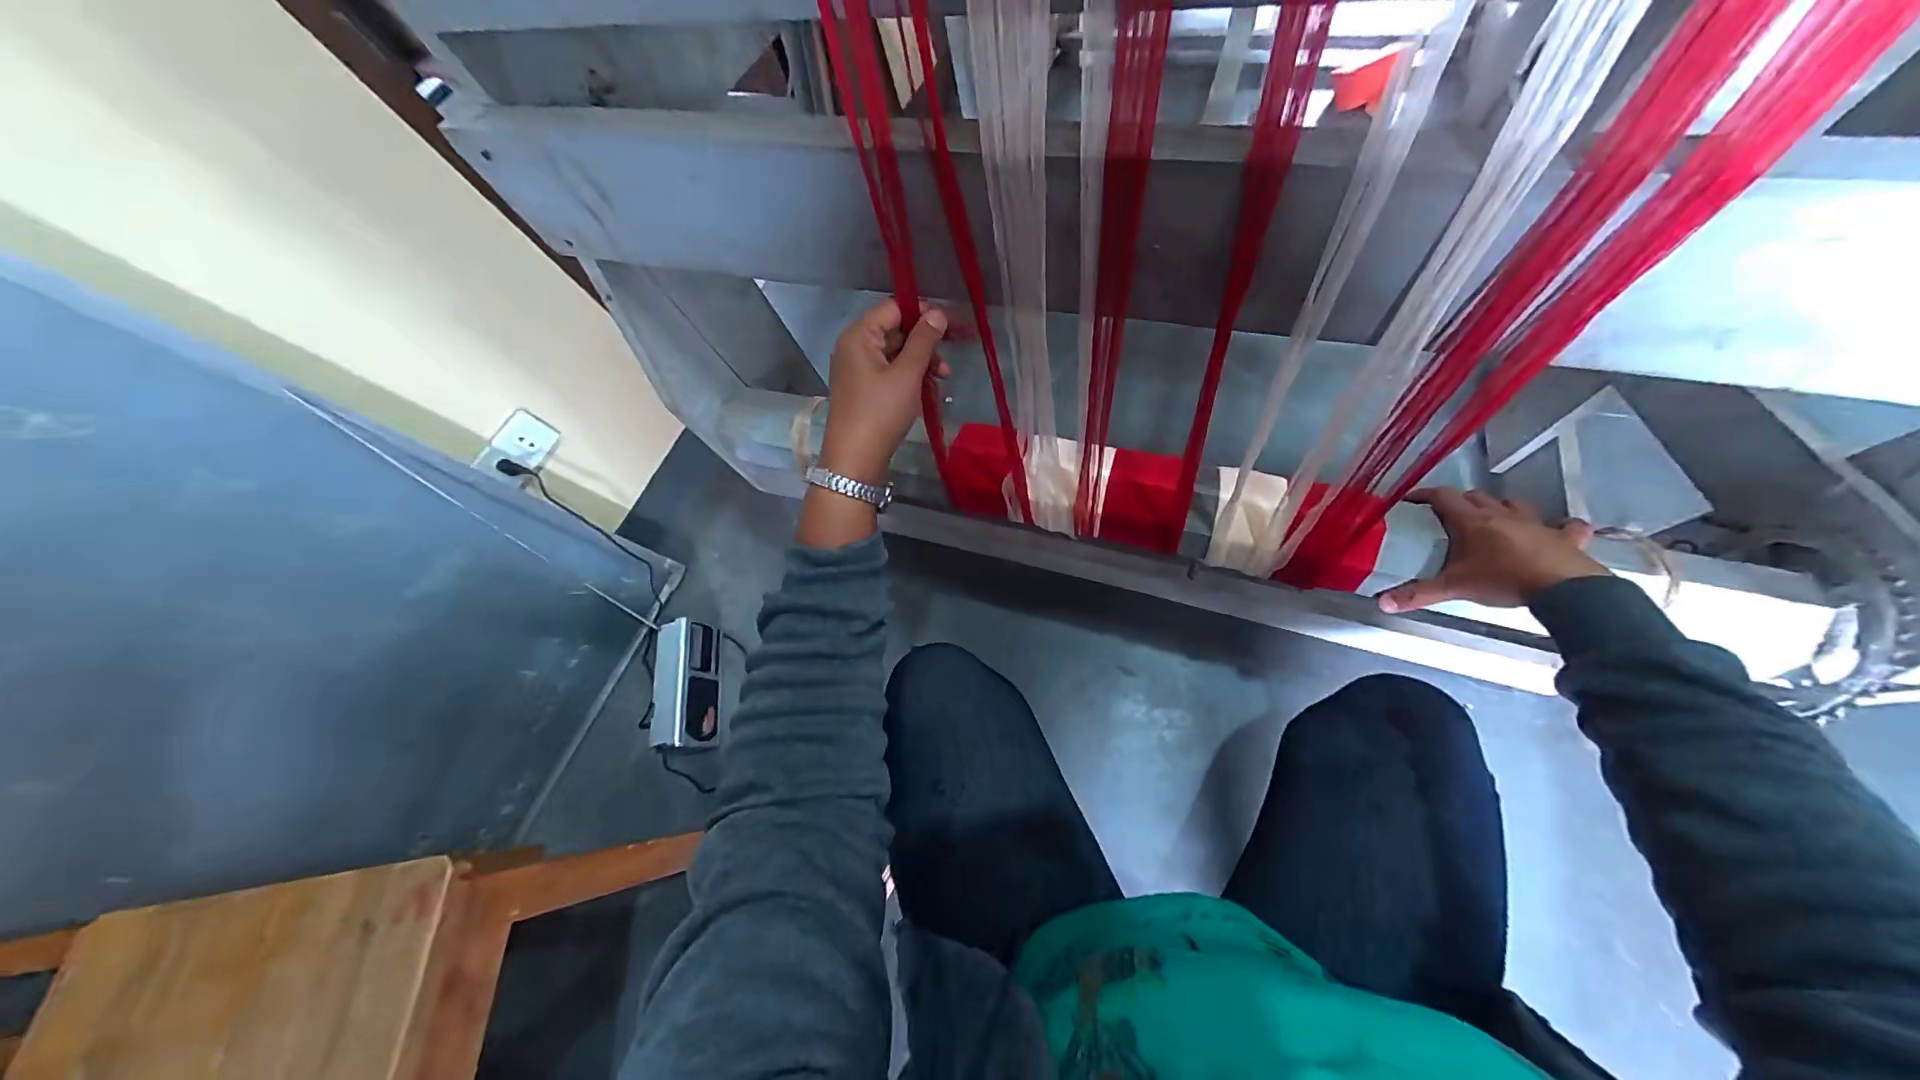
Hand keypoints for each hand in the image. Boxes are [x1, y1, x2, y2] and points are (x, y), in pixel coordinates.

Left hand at [818, 298, 949, 484]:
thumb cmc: (880, 412)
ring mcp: (857, 369)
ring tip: (941, 380)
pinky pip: (890, 372)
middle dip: (924, 343)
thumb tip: (937, 314)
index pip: (893, 308)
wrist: (855, 459)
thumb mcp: (907, 374)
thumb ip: (924, 341)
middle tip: (946, 363)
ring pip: (895, 353)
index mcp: (859, 335)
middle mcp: (854, 347)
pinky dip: (910, 377)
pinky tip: (927, 391)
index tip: (950, 326)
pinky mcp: (863, 389)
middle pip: (895, 330)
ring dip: (921, 363)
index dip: (922, 312)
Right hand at [1378, 488, 1610, 612]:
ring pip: (1515, 504)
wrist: (1563, 589)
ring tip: (1494, 519)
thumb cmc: (1502, 580)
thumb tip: (1381, 603)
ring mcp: (1537, 524)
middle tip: (1449, 514)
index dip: (1425, 495)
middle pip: (1477, 496)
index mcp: (1472, 521)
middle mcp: (1502, 515)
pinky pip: (1566, 525)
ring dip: (1501, 507)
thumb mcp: (1454, 588)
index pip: (1443, 497)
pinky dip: (1561, 526)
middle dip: (1461, 501)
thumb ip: (1418, 594)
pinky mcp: (1565, 537)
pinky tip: (1559, 530)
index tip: (1411, 500)